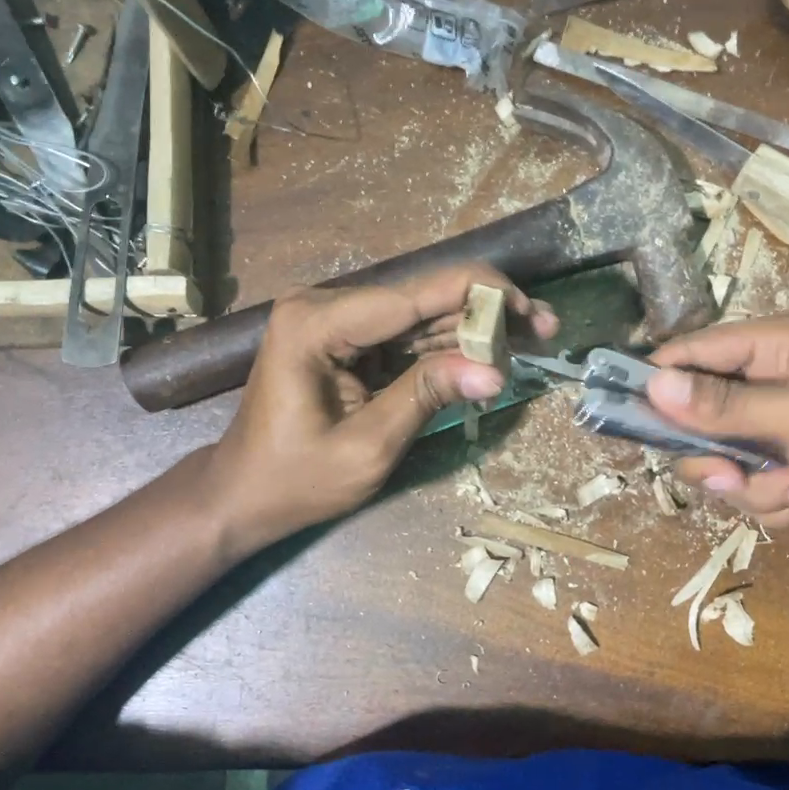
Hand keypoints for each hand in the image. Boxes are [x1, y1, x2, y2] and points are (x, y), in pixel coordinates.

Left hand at [206, 264, 556, 555]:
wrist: (243, 495)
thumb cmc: (296, 481)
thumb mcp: (368, 446)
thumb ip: (427, 396)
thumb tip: (497, 370)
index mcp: (318, 323)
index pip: (415, 294)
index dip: (481, 296)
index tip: (533, 312)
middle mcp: (326, 306)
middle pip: (422, 297)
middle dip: (485, 312)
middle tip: (544, 328)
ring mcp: (336, 321)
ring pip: (421, 315)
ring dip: (474, 329)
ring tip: (532, 338)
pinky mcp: (347, 341)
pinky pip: (407, 337)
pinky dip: (448, 348)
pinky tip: (490, 354)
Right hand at [646, 314, 788, 567]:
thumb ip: (729, 405)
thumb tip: (654, 384)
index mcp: (779, 348)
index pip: (698, 350)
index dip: (661, 376)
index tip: (624, 406)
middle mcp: (765, 383)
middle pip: (691, 407)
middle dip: (708, 447)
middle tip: (725, 470)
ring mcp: (765, 432)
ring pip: (707, 455)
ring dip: (743, 481)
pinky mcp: (767, 474)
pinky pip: (732, 486)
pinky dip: (763, 500)